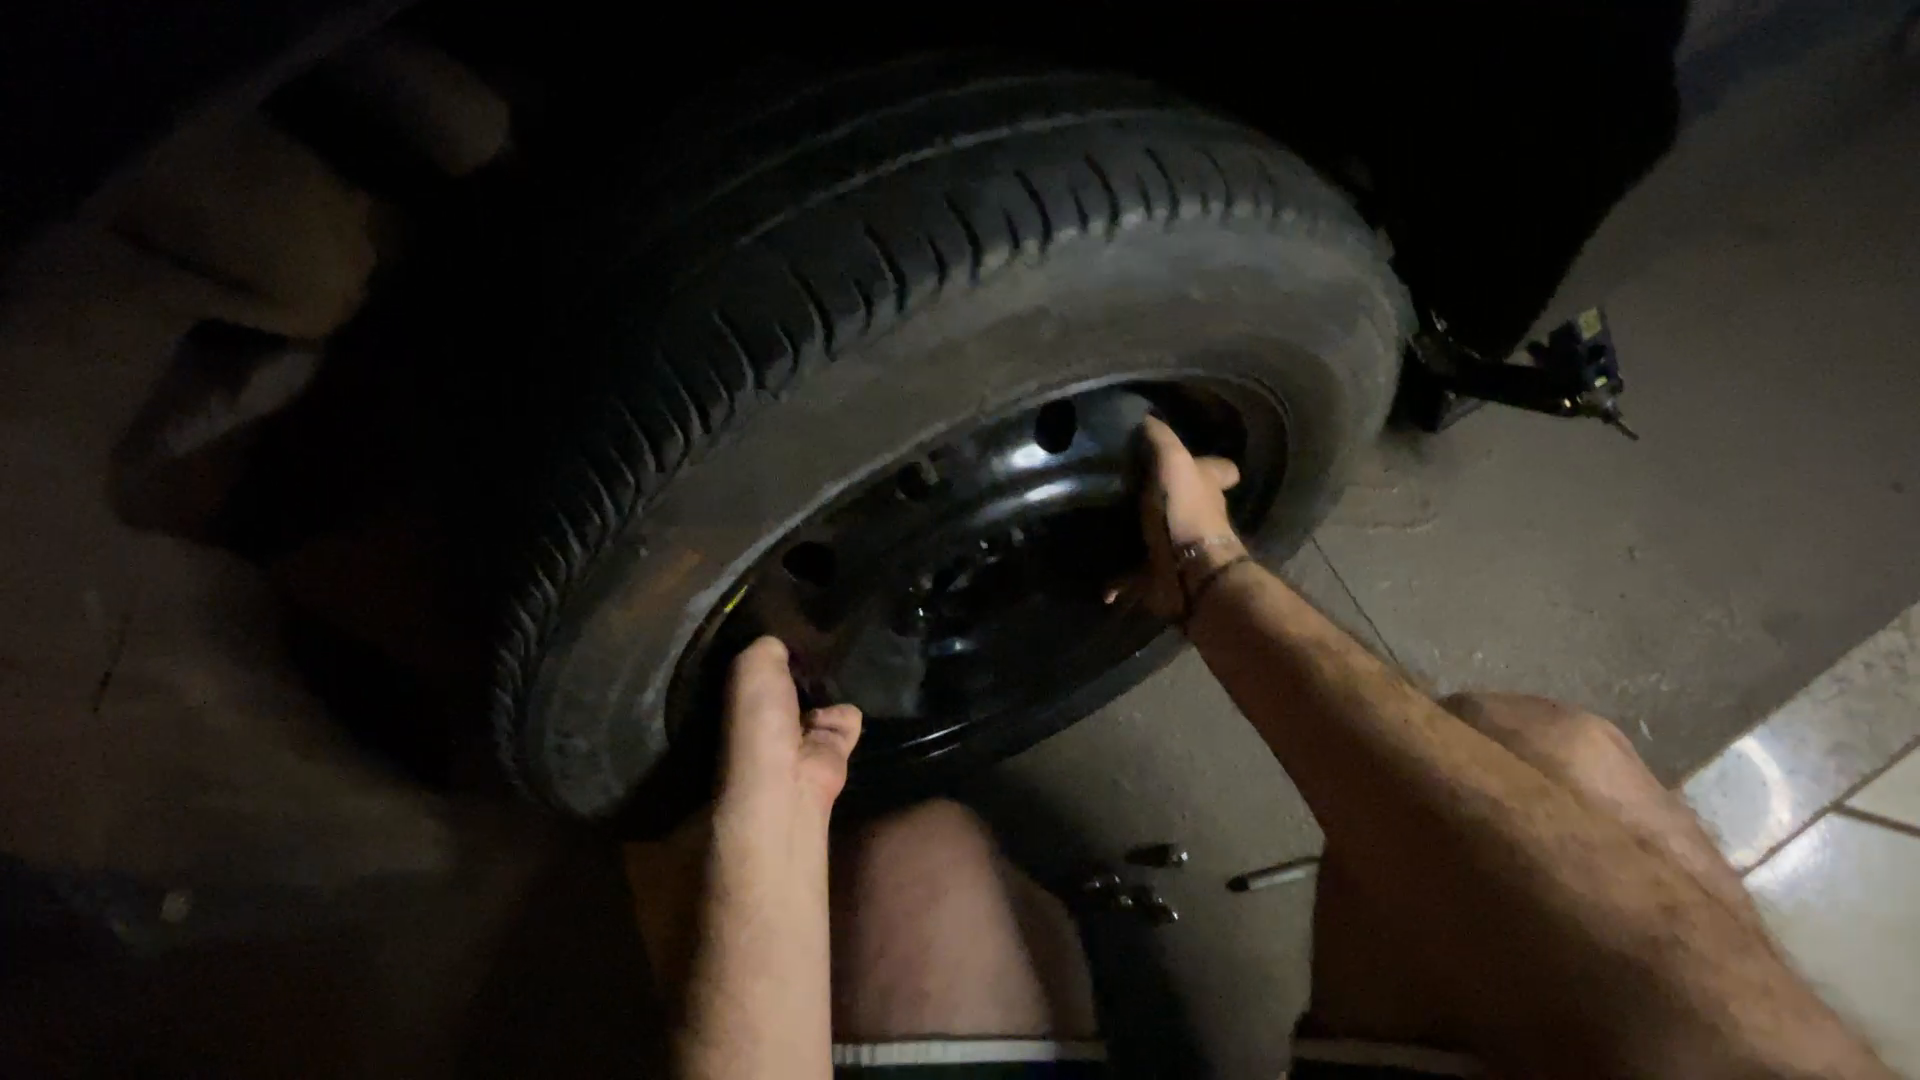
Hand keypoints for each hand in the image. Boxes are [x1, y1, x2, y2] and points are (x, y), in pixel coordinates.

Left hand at [716, 637, 863, 826]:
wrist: (787, 780)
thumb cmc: (760, 721)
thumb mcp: (752, 666)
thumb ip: (768, 646)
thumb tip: (782, 642)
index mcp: (743, 699)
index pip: (759, 665)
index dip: (774, 646)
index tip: (795, 622)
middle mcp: (769, 716)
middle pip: (792, 679)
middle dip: (806, 662)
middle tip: (826, 636)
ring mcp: (802, 734)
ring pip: (821, 696)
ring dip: (831, 683)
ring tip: (845, 657)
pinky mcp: (833, 748)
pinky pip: (847, 718)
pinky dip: (847, 715)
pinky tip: (844, 704)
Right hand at [1111, 415, 1246, 619]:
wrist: (1187, 573)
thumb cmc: (1184, 511)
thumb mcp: (1173, 462)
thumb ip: (1160, 439)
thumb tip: (1145, 417)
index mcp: (1206, 488)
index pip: (1219, 469)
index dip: (1208, 464)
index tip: (1189, 458)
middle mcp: (1197, 517)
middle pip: (1185, 503)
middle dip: (1163, 499)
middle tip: (1126, 488)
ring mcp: (1179, 548)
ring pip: (1157, 537)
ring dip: (1136, 536)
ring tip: (1100, 526)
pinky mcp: (1159, 576)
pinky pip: (1131, 577)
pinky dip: (1114, 580)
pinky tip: (1093, 573)